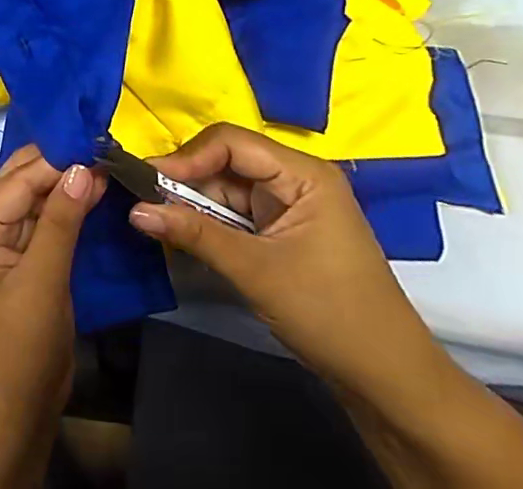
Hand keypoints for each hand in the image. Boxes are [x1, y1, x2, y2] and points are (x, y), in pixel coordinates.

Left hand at [0, 146, 104, 488]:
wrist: (16, 405)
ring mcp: (5, 236)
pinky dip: (70, 203)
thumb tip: (84, 167)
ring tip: (109, 160)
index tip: (100, 141)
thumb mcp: (42, 282)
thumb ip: (61, 222)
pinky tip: (98, 190)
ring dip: (69, 179)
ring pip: (38, 193)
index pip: (20, 178)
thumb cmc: (21, 346)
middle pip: (25, 178)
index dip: (59, 159)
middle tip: (107, 146)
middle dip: (63, 162)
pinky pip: (48, 215)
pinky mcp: (25, 251)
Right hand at [126, 124, 444, 401]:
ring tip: (153, 218)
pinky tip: (180, 233)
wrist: (387, 380)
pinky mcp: (279, 230)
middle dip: (185, 181)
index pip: (231, 143)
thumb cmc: (331, 314)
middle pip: (224, 163)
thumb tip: (135, 210)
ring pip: (224, 189)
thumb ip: (194, 234)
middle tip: (142, 201)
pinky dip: (206, 223)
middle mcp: (295, 179)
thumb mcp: (256, 271)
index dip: (187, 157)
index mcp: (304, 174)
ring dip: (191, 204)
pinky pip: (232, 213)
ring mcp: (288, 206)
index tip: (147, 180)